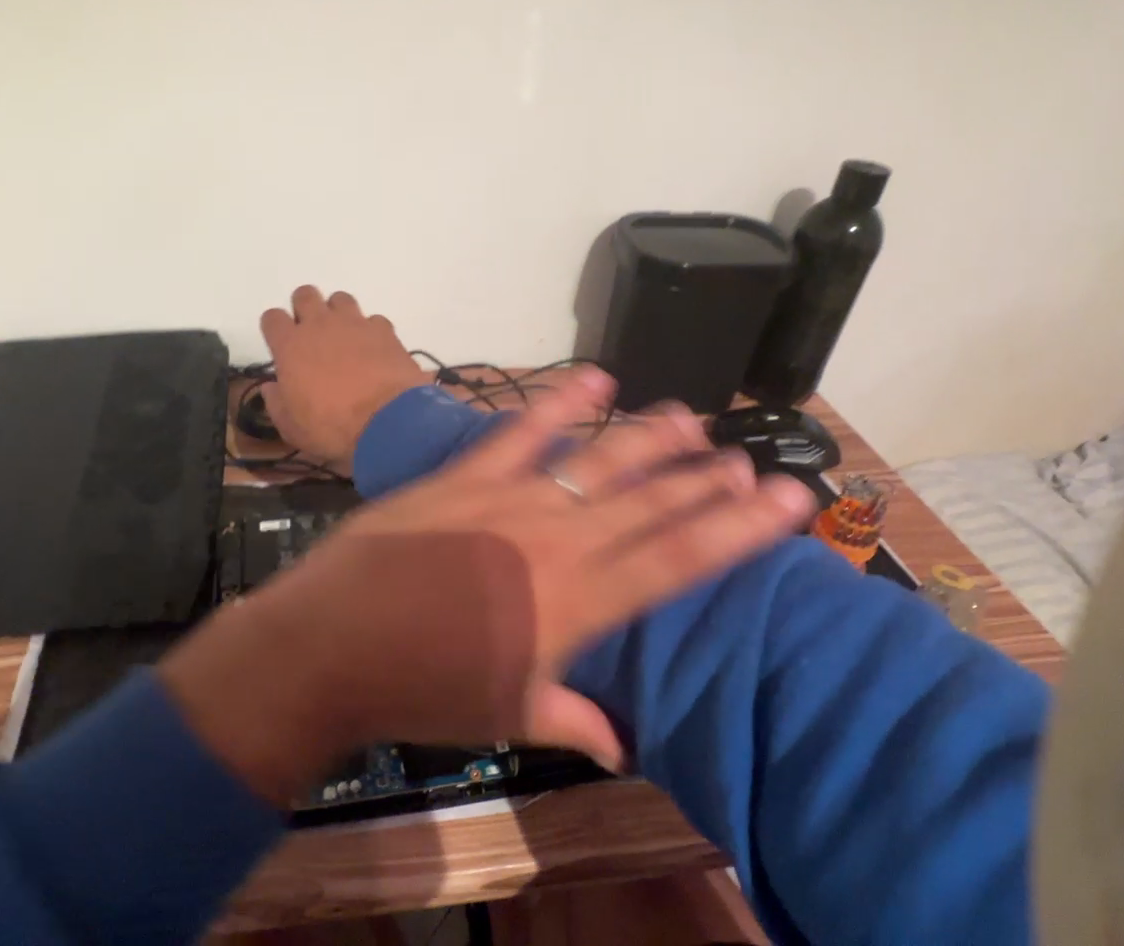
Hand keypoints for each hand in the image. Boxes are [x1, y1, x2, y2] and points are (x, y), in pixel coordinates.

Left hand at [158, 368, 817, 803]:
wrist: (333, 643)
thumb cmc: (423, 688)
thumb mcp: (507, 714)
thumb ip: (572, 719)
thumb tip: (622, 744)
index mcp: (578, 603)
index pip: (678, 560)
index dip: (740, 528)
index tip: (790, 499)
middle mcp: (558, 541)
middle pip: (649, 502)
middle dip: (706, 480)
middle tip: (749, 460)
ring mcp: (510, 499)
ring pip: (598, 460)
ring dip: (649, 438)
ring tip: (693, 420)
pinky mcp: (464, 475)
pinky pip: (521, 430)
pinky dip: (558, 402)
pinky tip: (595, 378)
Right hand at [257, 286, 431, 471]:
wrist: (387, 422)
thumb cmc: (331, 427)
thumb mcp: (291, 426)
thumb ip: (276, 402)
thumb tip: (271, 388)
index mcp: (290, 345)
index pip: (272, 318)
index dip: (275, 329)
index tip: (282, 345)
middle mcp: (320, 324)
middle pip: (305, 295)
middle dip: (305, 309)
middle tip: (312, 335)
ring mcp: (355, 323)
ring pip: (340, 299)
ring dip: (338, 314)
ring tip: (344, 338)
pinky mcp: (385, 330)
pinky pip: (373, 320)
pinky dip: (371, 331)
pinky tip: (374, 350)